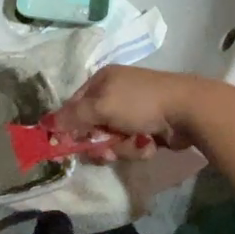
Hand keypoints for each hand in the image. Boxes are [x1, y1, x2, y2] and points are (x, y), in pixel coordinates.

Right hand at [52, 65, 205, 160]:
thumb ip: (72, 117)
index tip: (67, 145)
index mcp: (103, 80)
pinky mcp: (149, 126)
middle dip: (99, 142)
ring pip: (112, 138)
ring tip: (136, 145)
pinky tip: (150, 144)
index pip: (74, 104)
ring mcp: (134, 110)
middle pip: (92, 125)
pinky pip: (131, 143)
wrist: (189, 110)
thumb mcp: (100, 107)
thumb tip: (45, 124)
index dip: (70, 125)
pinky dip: (138, 147)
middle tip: (105, 153)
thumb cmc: (140, 103)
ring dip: (121, 147)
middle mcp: (116, 93)